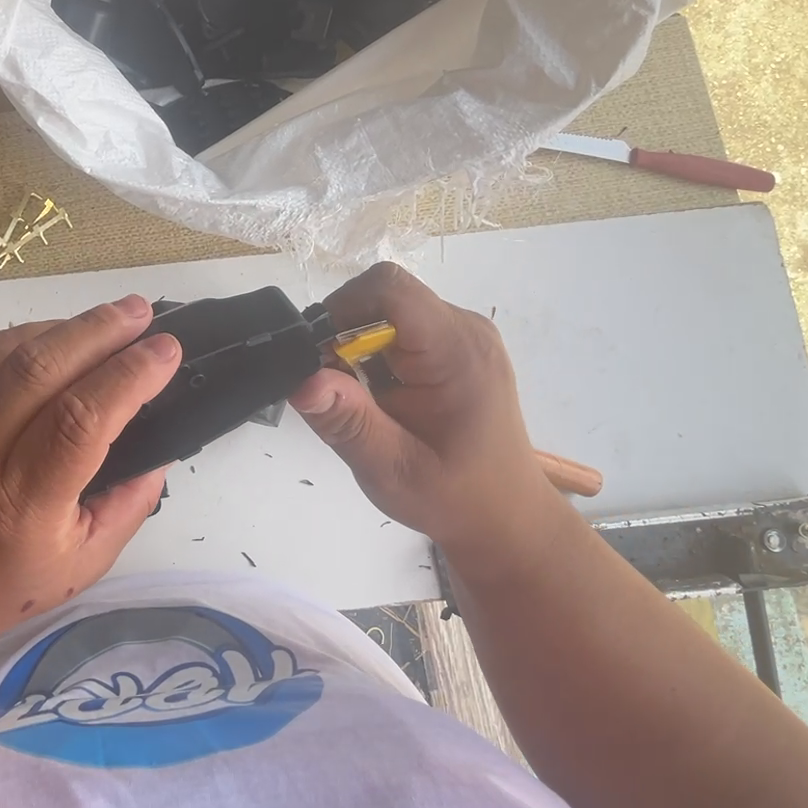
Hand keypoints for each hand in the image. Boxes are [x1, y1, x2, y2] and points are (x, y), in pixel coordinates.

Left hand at [0, 296, 179, 660]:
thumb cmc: (8, 586)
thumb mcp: (87, 562)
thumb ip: (130, 501)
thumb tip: (159, 442)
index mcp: (22, 506)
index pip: (79, 420)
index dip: (127, 377)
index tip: (167, 350)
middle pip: (39, 369)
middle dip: (98, 330)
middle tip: (143, 312)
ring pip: (7, 351)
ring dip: (65, 326)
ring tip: (111, 319)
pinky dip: (29, 336)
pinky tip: (61, 336)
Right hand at [289, 263, 566, 568]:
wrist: (504, 517)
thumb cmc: (453, 498)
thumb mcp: (392, 471)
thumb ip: (348, 423)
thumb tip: (302, 381)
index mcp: (457, 352)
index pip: (389, 290)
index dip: (341, 310)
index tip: (319, 358)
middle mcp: (464, 329)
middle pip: (383, 296)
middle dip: (343, 333)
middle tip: (335, 389)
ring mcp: (461, 335)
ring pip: (385, 310)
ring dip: (356, 347)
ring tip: (361, 401)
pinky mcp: (453, 345)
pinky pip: (398, 327)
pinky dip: (372, 354)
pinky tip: (378, 397)